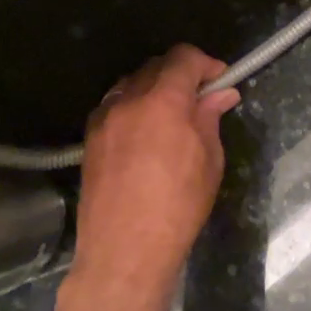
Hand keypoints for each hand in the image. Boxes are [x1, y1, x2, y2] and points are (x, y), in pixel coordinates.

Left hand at [70, 45, 239, 301]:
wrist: (124, 253)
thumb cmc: (177, 206)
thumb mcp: (209, 160)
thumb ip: (209, 118)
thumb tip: (220, 94)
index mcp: (163, 100)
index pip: (184, 58)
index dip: (206, 64)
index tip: (220, 81)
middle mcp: (128, 100)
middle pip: (156, 66)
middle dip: (181, 73)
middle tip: (200, 98)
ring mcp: (104, 119)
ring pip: (132, 83)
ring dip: (154, 87)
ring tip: (171, 114)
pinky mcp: (89, 140)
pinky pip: (114, 106)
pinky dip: (133, 106)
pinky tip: (145, 131)